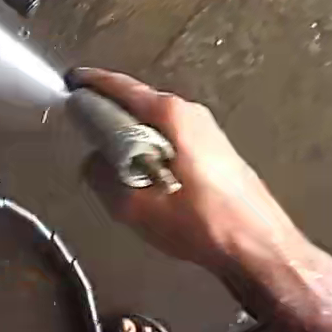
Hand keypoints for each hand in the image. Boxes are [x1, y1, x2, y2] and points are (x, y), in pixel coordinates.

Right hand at [72, 68, 308, 275]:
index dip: (91, 82)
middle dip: (107, 107)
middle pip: (137, 100)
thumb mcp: (135, 206)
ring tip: (103, 147)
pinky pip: (168, 135)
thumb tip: (91, 161)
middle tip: (79, 119)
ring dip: (127, 128)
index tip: (69, 81)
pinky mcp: (215, 149)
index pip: (121, 86)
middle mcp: (191, 113)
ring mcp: (207, 130)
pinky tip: (137, 167)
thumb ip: (102, 176)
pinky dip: (147, 141)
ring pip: (153, 120)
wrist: (262, 250)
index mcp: (171, 115)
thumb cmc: (201, 223)